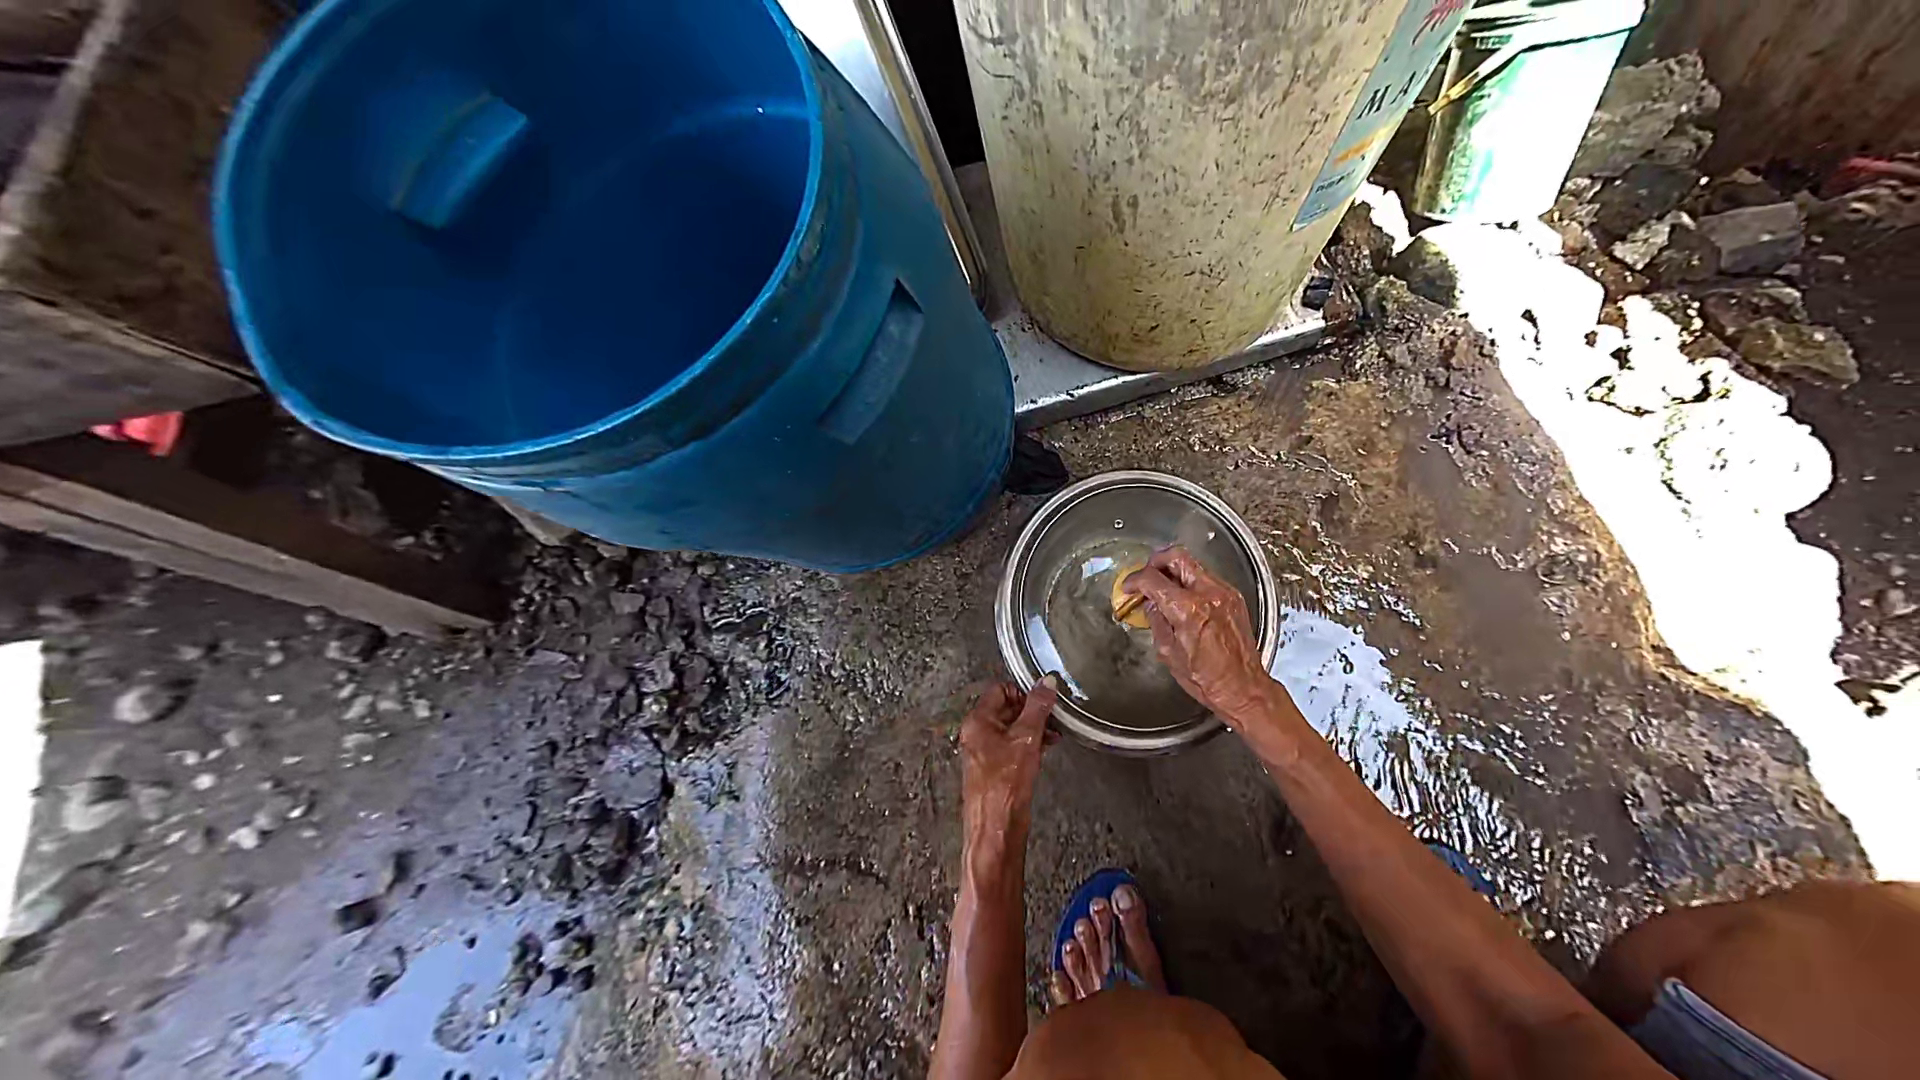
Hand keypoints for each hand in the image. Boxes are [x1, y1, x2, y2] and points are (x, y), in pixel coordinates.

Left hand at [959, 679, 1058, 861]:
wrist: (997, 827)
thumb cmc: (1004, 786)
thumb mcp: (1027, 738)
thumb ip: (1038, 708)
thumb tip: (1046, 683)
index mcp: (977, 721)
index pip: (1000, 689)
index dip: (1023, 692)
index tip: (1043, 700)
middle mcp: (977, 734)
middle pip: (1006, 709)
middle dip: (1031, 711)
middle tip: (1052, 717)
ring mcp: (984, 752)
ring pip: (1011, 729)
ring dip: (1033, 728)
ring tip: (1053, 735)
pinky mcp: (995, 769)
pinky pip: (1012, 747)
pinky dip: (1029, 744)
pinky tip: (1044, 750)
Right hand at [1122, 546, 1280, 728]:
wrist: (1242, 688)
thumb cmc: (1207, 678)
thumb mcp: (1168, 652)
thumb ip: (1156, 620)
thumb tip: (1149, 604)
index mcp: (1188, 610)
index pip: (1152, 579)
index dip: (1134, 580)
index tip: (1129, 587)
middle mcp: (1209, 595)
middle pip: (1176, 556)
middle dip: (1155, 562)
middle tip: (1146, 576)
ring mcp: (1224, 594)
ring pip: (1193, 564)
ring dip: (1173, 572)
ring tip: (1163, 589)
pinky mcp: (1234, 598)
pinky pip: (1207, 578)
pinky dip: (1190, 582)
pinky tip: (1183, 599)